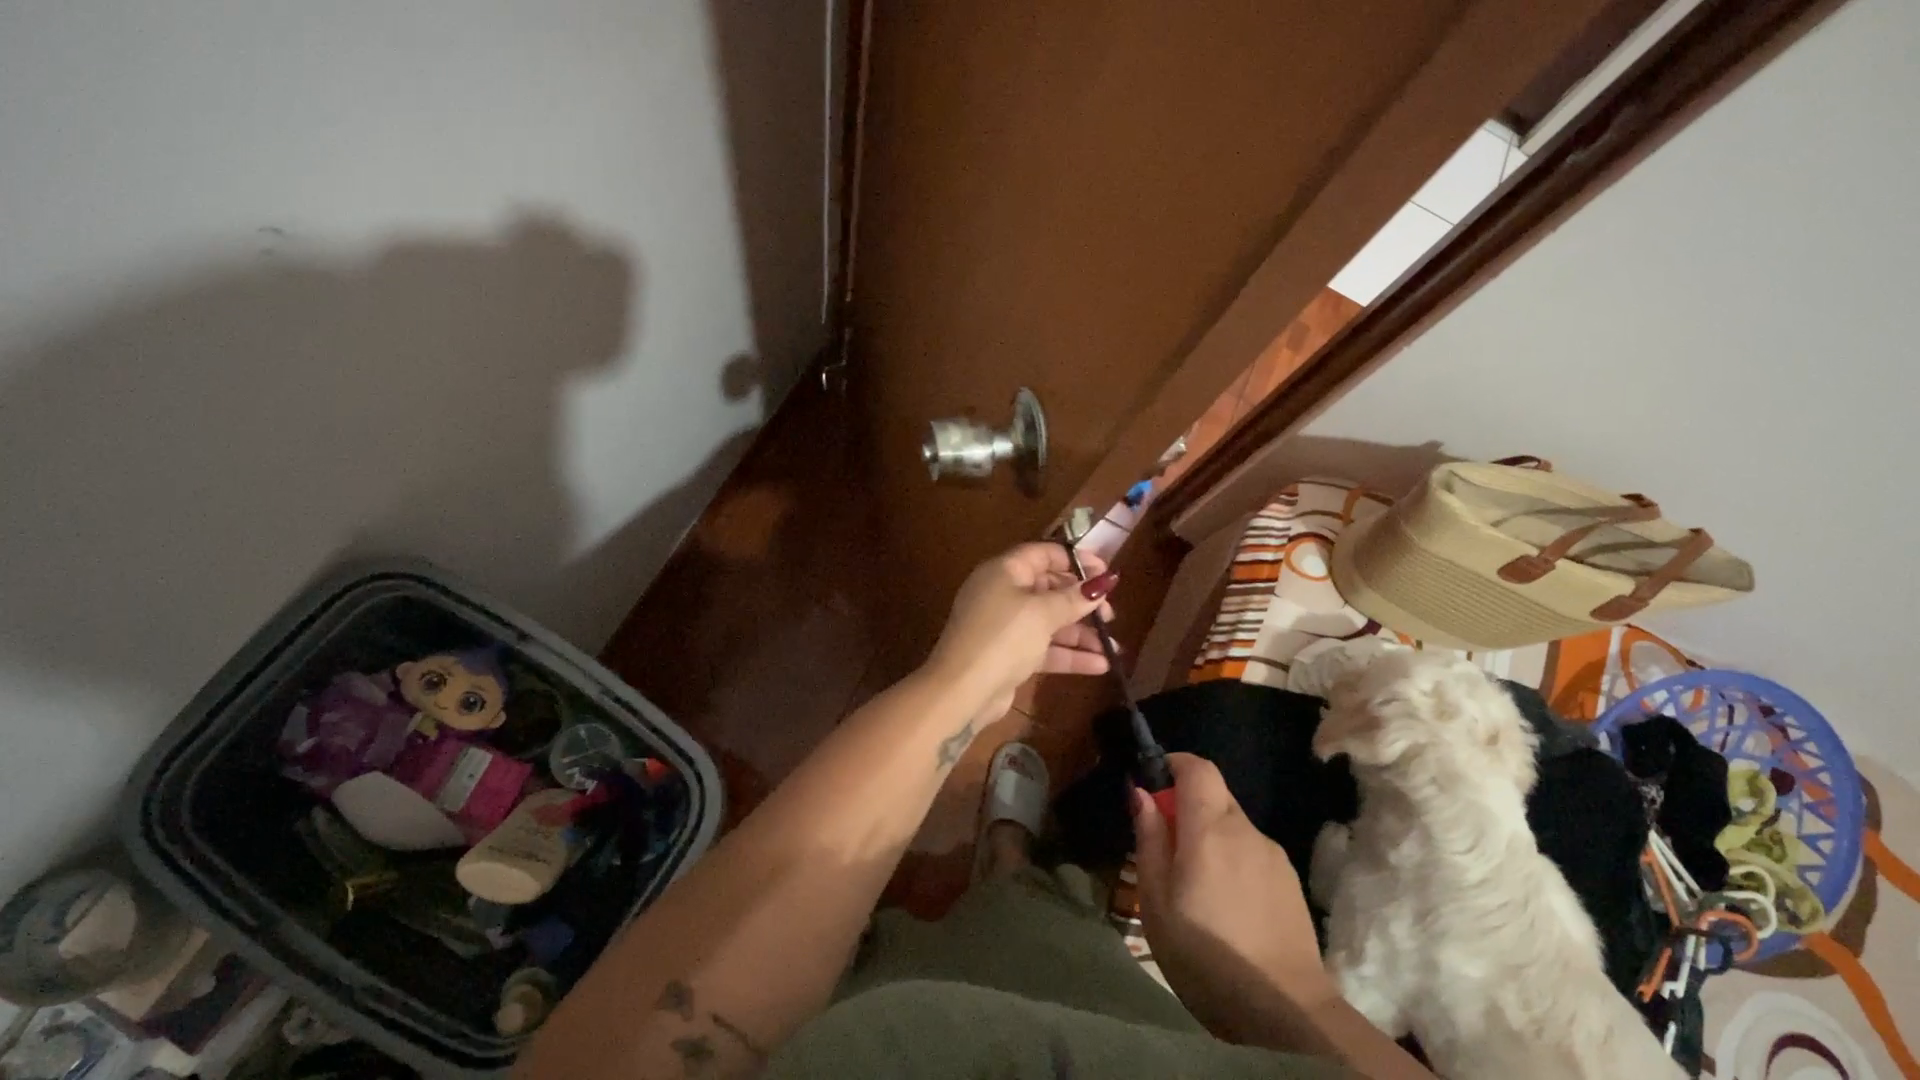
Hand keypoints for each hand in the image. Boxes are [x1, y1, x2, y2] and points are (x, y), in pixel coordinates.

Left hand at [923, 543, 1117, 719]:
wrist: (963, 690)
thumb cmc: (1004, 638)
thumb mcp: (1043, 613)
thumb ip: (1074, 597)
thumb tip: (1103, 583)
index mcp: (1004, 572)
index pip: (1044, 555)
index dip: (1076, 561)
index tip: (1107, 574)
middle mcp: (1002, 594)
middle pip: (1049, 589)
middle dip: (1082, 602)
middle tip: (1110, 614)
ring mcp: (1005, 626)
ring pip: (1050, 622)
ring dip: (1081, 634)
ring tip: (1114, 648)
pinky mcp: (1009, 655)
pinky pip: (1044, 648)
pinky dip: (1069, 655)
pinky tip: (1100, 665)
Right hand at [1132, 754, 1338, 1038]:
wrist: (1285, 1011)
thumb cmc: (1205, 956)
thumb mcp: (1157, 903)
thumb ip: (1150, 840)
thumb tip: (1140, 793)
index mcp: (1210, 830)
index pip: (1198, 767)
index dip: (1173, 765)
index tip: (1151, 787)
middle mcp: (1246, 831)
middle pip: (1215, 796)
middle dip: (1186, 808)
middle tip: (1165, 852)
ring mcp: (1273, 856)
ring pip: (1233, 827)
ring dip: (1209, 839)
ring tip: (1194, 890)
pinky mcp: (1289, 881)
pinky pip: (1251, 853)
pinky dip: (1232, 862)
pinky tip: (1226, 908)